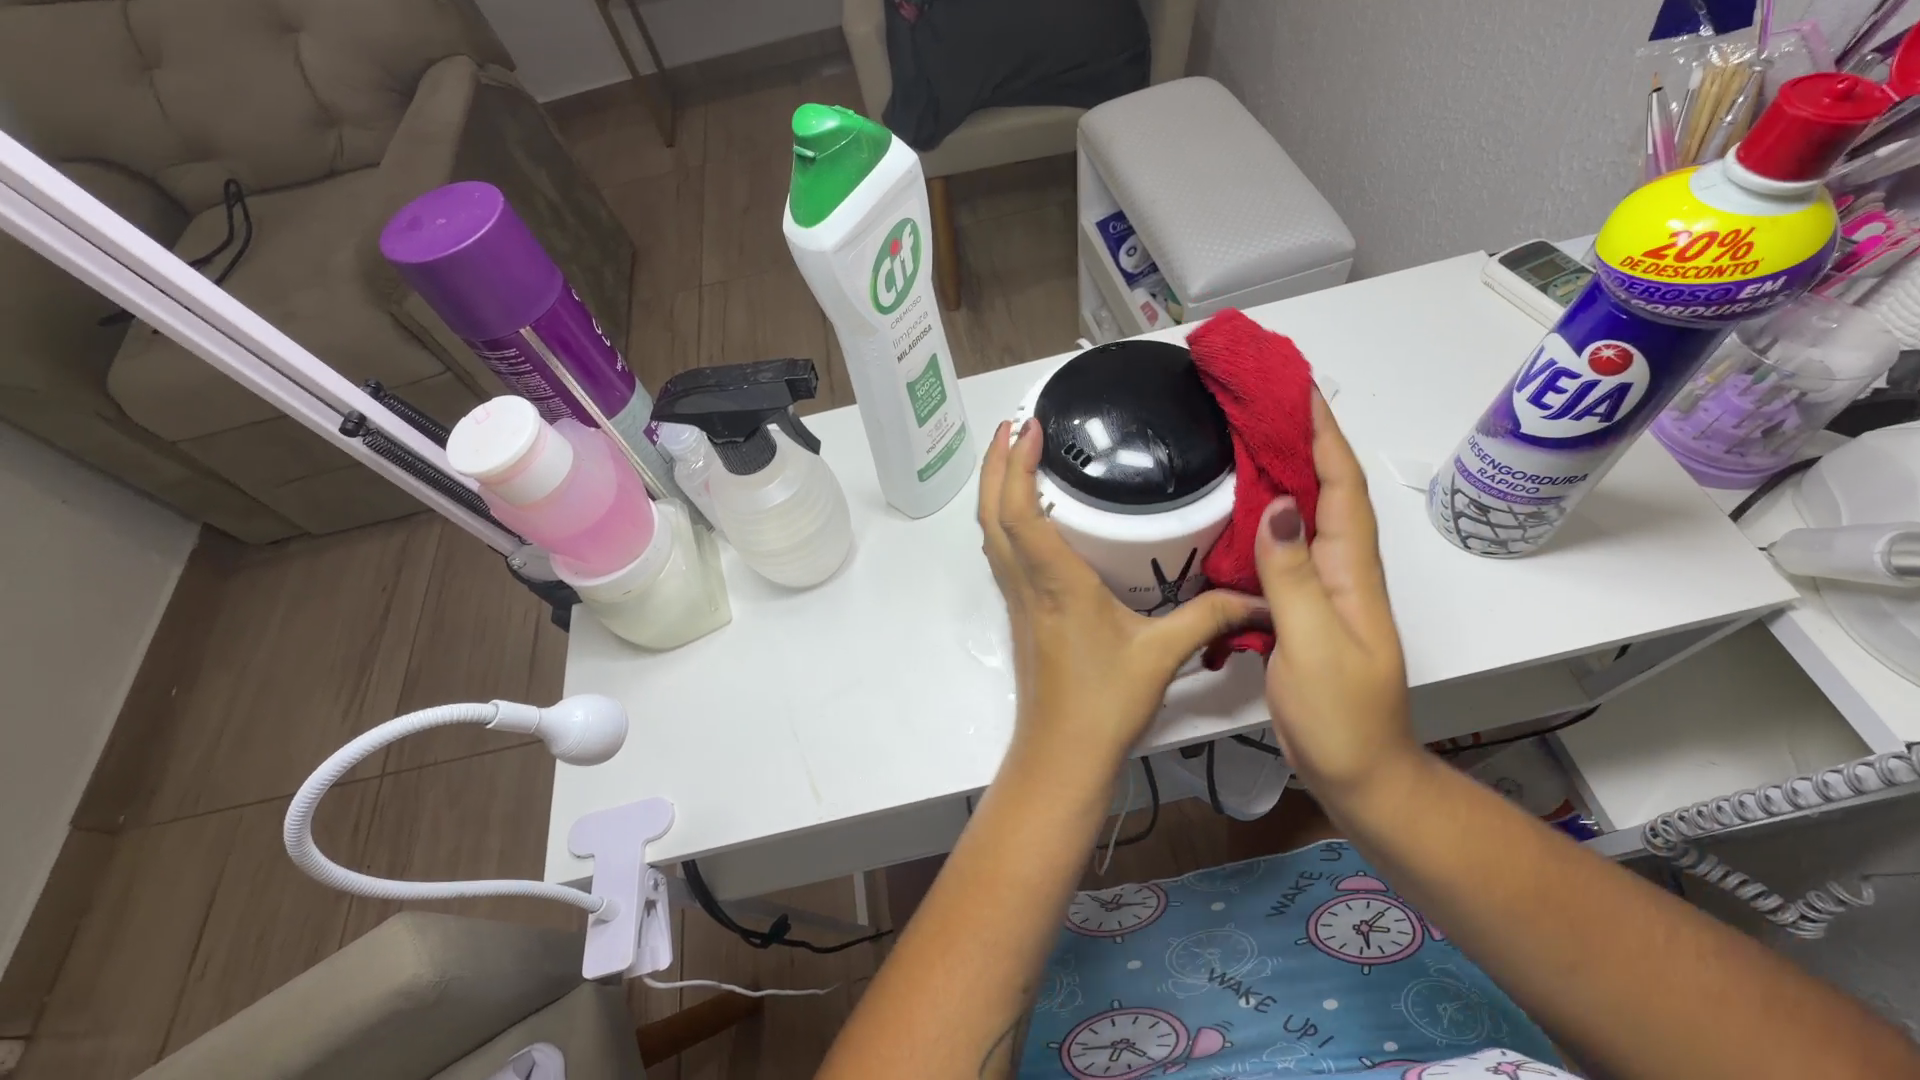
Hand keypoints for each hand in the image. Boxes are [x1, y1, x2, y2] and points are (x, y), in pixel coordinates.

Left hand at [979, 419, 1264, 764]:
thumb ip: (1209, 617)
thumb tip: (1258, 598)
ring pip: (991, 535)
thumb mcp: (1162, 656)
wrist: (1060, 758)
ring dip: (994, 490)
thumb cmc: (1104, 706)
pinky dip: (1005, 521)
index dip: (1017, 466)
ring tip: (1015, 455)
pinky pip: (1002, 555)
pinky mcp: (1021, 615)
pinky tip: (1028, 516)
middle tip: (1016, 424)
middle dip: (996, 465)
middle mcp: (1027, 586)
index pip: (1020, 514)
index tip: (1030, 425)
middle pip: (992, 516)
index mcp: (1056, 585)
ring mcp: (1018, 601)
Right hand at [1252, 395, 1419, 801]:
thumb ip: (1294, 576)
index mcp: (1351, 571)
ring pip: (1303, 514)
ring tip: (1245, 436)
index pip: (1340, 487)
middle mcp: (1340, 569)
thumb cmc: (1341, 714)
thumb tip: (1278, 503)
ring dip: (1283, 470)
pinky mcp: (1299, 608)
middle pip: (1325, 489)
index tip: (1297, 389)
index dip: (1322, 436)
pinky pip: (1282, 547)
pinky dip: (1264, 516)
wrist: (1357, 772)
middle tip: (1262, 399)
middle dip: (1301, 439)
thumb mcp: (1316, 644)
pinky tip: (1236, 509)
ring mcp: (1321, 589)